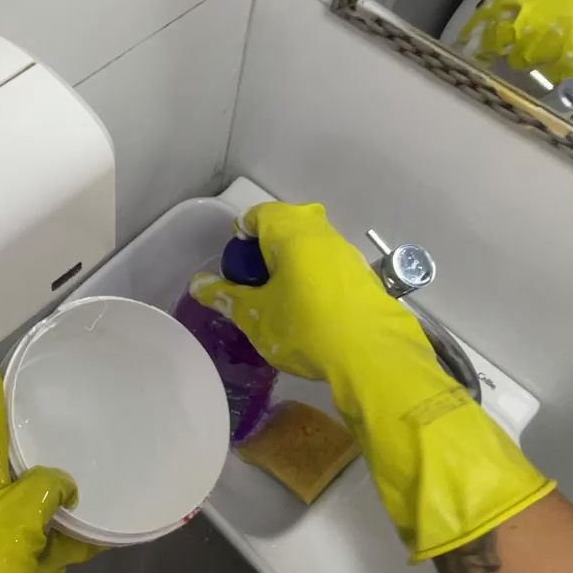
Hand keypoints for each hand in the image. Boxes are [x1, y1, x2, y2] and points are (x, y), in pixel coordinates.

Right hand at [191, 203, 551, 559]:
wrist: (372, 358)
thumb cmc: (305, 328)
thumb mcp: (256, 315)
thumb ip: (226, 296)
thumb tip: (199, 284)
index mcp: (291, 229)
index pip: (257, 215)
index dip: (240, 238)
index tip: (235, 268)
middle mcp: (322, 231)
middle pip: (286, 226)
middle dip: (267, 250)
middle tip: (256, 282)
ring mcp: (348, 253)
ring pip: (311, 247)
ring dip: (293, 266)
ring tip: (281, 302)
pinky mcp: (365, 277)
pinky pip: (330, 268)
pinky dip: (315, 280)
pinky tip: (310, 314)